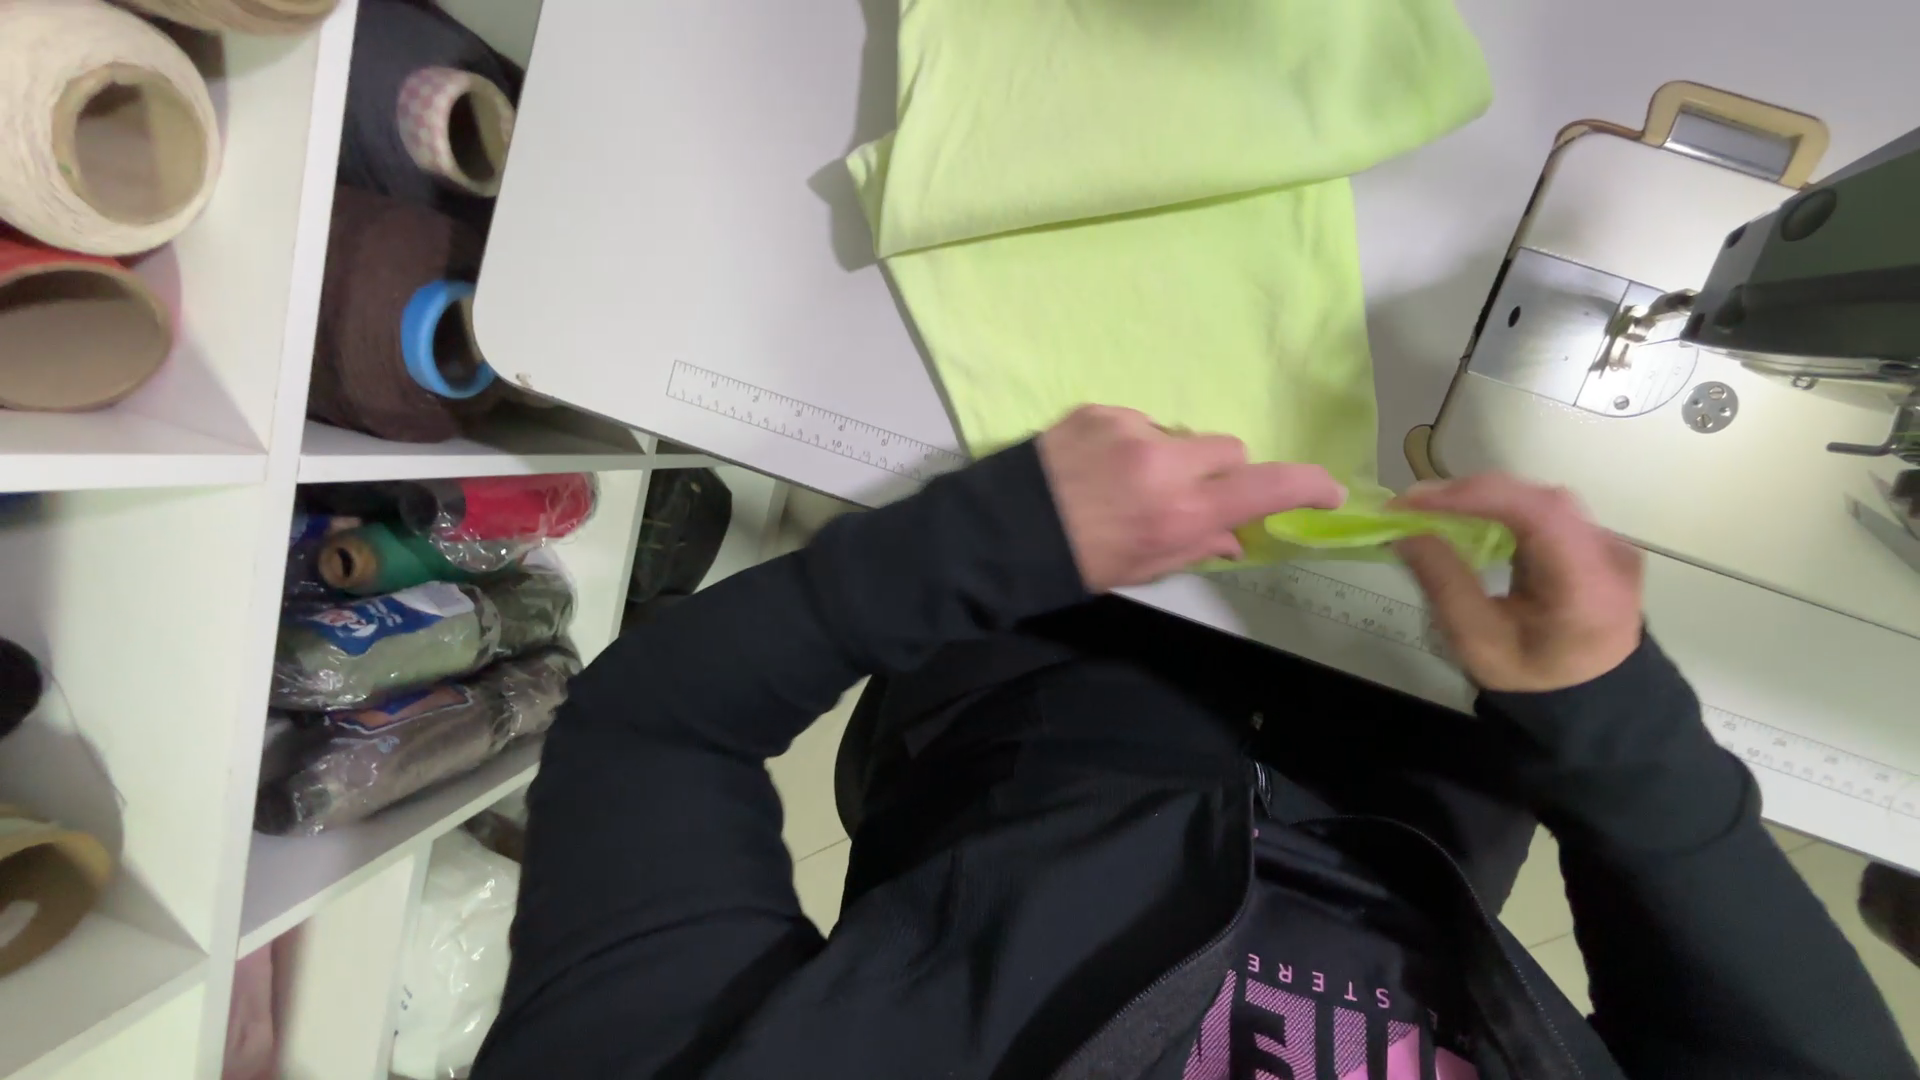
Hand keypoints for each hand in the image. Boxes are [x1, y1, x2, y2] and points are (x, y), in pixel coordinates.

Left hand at [1036, 405, 1345, 591]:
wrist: (998, 533)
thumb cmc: (1074, 563)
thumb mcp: (1141, 569)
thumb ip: (1196, 545)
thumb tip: (1236, 534)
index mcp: (1180, 511)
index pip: (1268, 486)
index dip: (1307, 486)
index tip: (1325, 491)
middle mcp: (1164, 461)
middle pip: (1229, 447)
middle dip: (1220, 472)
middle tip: (1189, 495)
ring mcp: (1129, 428)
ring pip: (1181, 433)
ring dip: (1172, 457)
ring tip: (1127, 483)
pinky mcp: (1097, 410)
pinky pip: (1136, 423)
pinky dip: (1130, 443)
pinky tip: (1097, 467)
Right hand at [1393, 473, 1642, 692]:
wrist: (1586, 692)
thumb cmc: (1527, 671)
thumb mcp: (1476, 639)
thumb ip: (1443, 582)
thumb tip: (1406, 533)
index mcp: (1588, 585)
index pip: (1540, 514)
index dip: (1475, 497)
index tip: (1414, 503)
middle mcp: (1609, 553)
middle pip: (1539, 500)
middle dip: (1470, 494)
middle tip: (1411, 505)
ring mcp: (1606, 544)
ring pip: (1538, 499)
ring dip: (1479, 498)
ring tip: (1428, 508)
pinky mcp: (1592, 542)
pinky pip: (1541, 511)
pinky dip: (1495, 508)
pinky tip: (1462, 516)